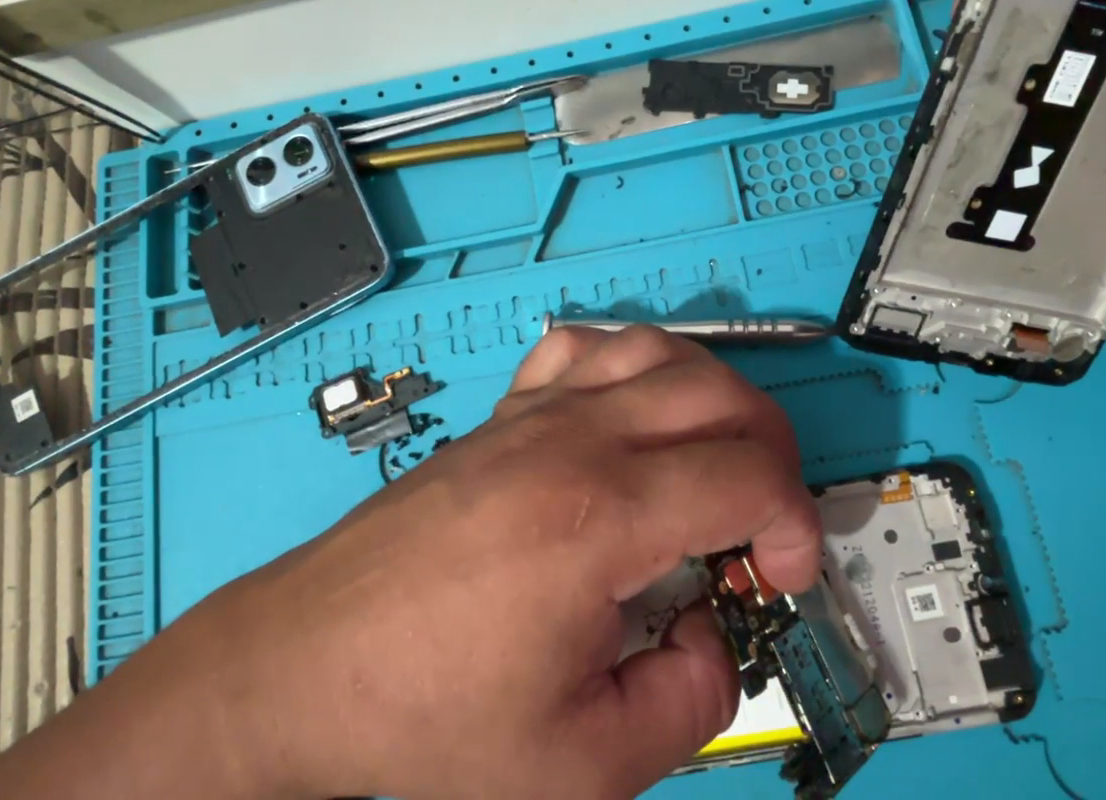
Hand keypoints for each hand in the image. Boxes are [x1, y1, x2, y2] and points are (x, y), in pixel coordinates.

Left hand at [0, 327, 818, 799]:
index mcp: (603, 516)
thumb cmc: (430, 715)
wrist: (309, 665)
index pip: (752, 471)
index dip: (796, 524)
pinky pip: (580, 347)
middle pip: (722, 394)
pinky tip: (629, 414)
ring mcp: (533, 416)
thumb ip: (690, 701)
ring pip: (658, 350)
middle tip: (763, 525)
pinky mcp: (501, 416)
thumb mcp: (584, 763)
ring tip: (712, 463)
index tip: (777, 578)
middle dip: (773, 452)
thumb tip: (714, 635)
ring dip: (714, 399)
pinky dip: (630, 364)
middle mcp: (575, 440)